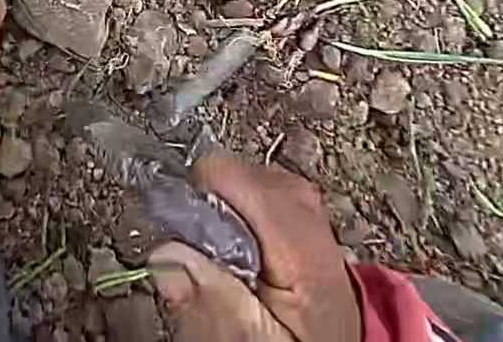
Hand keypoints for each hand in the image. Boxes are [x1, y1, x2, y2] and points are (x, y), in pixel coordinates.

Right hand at [150, 152, 361, 341]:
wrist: (336, 332)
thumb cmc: (302, 337)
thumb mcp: (259, 339)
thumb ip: (214, 300)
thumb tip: (166, 256)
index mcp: (294, 234)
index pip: (223, 176)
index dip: (193, 204)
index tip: (189, 246)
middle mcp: (299, 198)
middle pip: (225, 176)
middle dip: (209, 216)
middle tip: (219, 267)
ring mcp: (296, 189)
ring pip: (232, 178)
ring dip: (222, 217)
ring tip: (238, 264)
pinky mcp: (292, 189)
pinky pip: (245, 185)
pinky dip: (237, 214)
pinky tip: (249, 251)